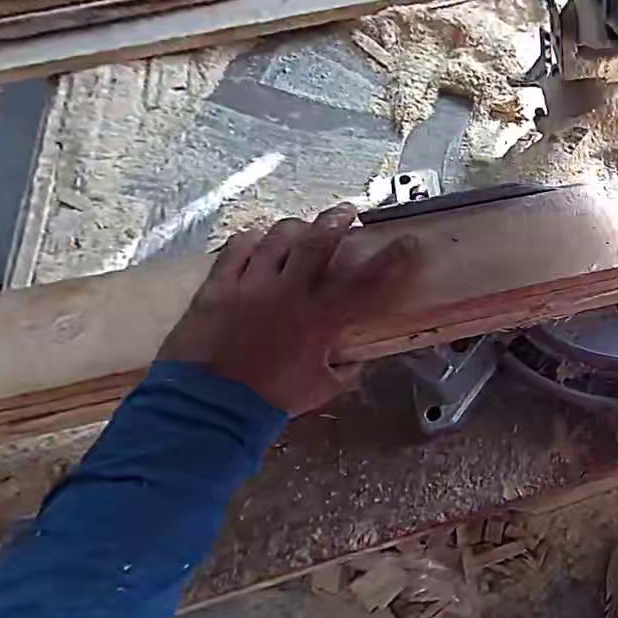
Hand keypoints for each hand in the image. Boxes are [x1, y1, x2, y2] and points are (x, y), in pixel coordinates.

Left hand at [157, 204, 420, 415]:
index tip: (408, 241)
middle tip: (347, 211)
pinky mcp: (218, 288)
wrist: (209, 406)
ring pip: (277, 240)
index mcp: (324, 319)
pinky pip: (235, 251)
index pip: (369, 281)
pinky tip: (257, 235)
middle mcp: (291, 293)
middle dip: (336, 221)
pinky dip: (250, 238)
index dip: (393, 259)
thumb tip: (356, 361)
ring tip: (302, 224)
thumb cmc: (272, 399)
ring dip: (295, 227)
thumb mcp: (323, 388)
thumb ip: (345, 370)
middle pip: (318, 243)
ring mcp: (251, 286)